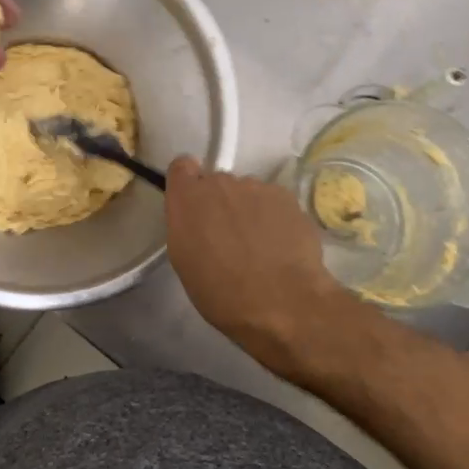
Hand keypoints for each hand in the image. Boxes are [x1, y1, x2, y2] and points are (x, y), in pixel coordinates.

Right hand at [164, 157, 348, 362]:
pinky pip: (273, 202)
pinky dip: (274, 218)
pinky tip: (280, 246)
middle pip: (217, 183)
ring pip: (247, 193)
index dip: (188, 183)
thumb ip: (187, 228)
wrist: (282, 302)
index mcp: (188, 200)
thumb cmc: (222, 292)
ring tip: (260, 246)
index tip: (194, 207)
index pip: (181, 167)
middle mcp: (220, 183)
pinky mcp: (287, 197)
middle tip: (229, 238)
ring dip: (248, 211)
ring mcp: (257, 187)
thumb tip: (199, 219)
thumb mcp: (186, 263)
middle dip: (220, 204)